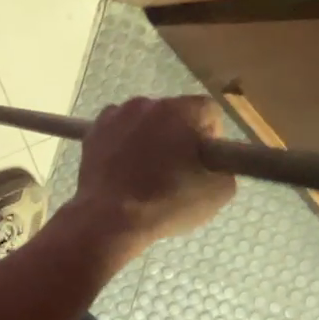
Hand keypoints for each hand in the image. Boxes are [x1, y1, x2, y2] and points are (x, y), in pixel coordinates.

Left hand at [72, 96, 236, 249]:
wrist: (109, 216)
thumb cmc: (168, 202)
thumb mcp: (219, 191)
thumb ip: (224, 164)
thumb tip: (211, 157)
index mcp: (180, 110)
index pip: (208, 110)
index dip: (210, 135)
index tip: (203, 160)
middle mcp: (147, 102)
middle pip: (174, 113)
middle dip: (179, 134)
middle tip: (176, 168)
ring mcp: (116, 113)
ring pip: (144, 119)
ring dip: (150, 136)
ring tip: (145, 171)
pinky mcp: (94, 128)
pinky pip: (118, 128)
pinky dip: (124, 141)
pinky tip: (123, 167)